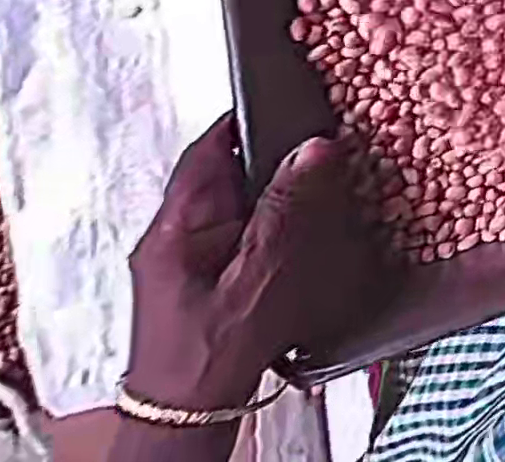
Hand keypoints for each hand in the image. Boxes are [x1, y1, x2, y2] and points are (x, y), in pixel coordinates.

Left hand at [124, 115, 385, 410]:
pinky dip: (275, 203)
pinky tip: (308, 207)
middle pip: (225, 166)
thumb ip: (287, 208)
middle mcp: (178, 231)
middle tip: (323, 124)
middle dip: (272, 143)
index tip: (289, 91)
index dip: (245, 116)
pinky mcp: (208, 264)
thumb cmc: (219, 345)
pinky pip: (244, 216)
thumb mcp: (261, 273)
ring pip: (237, 191)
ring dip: (277, 175)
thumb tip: (317, 144)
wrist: (187, 412)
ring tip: (326, 160)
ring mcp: (191, 249)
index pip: (208, 150)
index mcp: (179, 225)